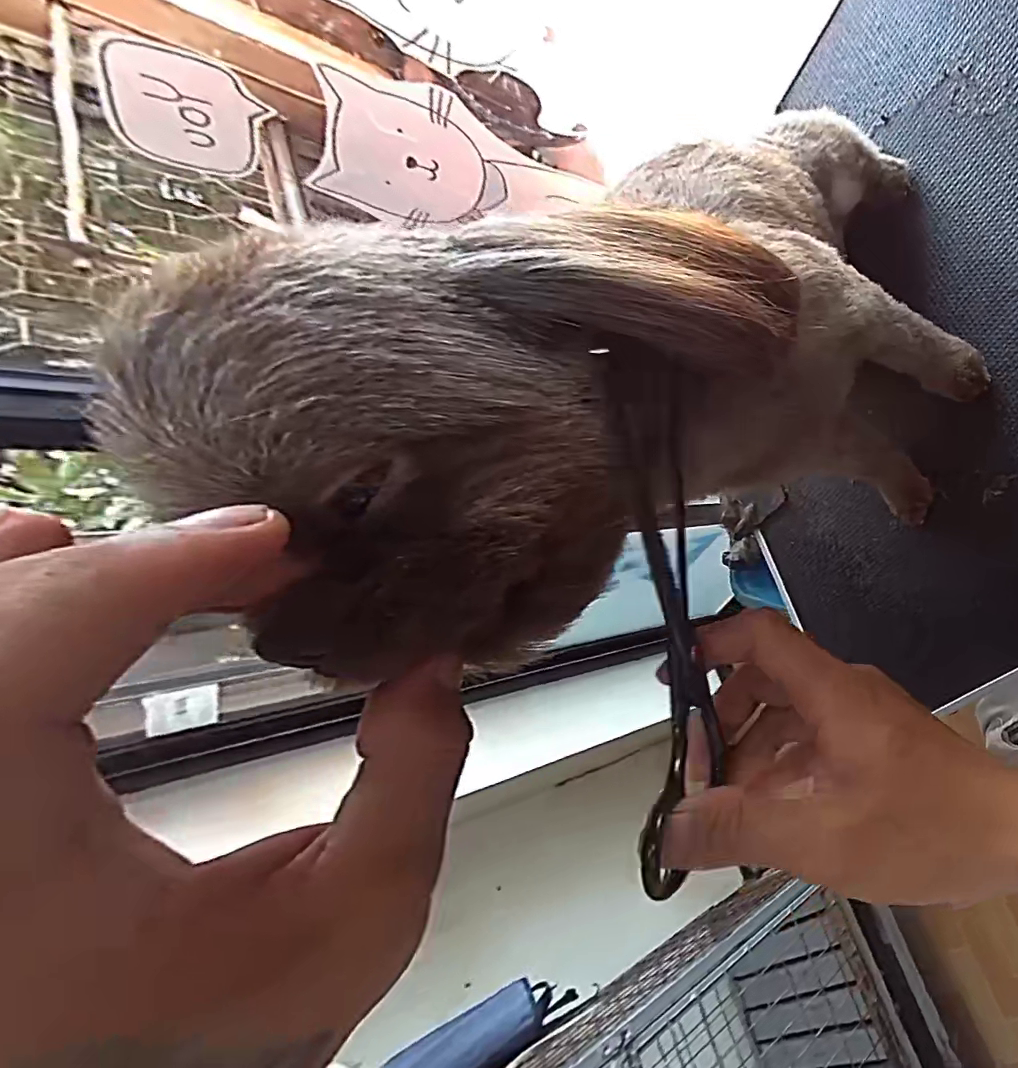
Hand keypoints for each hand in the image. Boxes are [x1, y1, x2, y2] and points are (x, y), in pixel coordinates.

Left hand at [0, 506, 471, 1067]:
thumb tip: (431, 662)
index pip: (8, 666)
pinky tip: (36, 575)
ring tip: (124, 549)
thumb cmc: (238, 1026)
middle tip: (251, 548)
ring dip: (15, 581)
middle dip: (100, 569)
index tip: (273, 542)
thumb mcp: (365, 905)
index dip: (146, 575)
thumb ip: (416, 775)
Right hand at [664, 609, 1017, 903]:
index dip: (713, 644)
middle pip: (767, 681)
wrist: (1008, 834)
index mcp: (835, 693)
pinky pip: (813, 743)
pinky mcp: (875, 745)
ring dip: (752, 756)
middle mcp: (848, 693)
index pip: (764, 636)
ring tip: (731, 812)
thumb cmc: (931, 827)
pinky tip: (773, 817)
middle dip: (724, 723)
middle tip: (701, 778)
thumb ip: (740, 828)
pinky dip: (783, 772)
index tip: (673, 678)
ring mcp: (864, 718)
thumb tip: (673, 828)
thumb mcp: (822, 836)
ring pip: (788, 718)